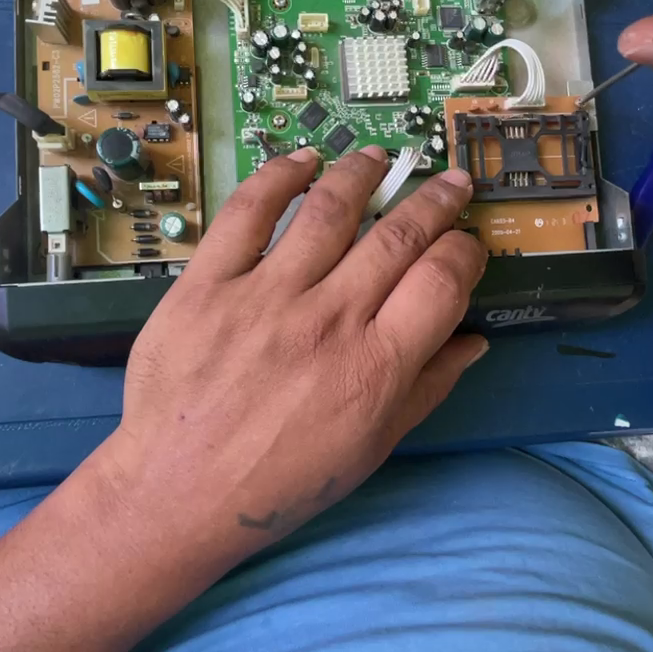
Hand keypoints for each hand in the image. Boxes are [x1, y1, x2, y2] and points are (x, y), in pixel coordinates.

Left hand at [94, 145, 488, 559]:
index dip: (464, 251)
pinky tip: (302, 161)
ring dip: (362, 174)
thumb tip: (474, 340)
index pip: (442, 280)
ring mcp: (264, 296)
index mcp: (375, 366)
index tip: (464, 244)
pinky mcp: (207, 285)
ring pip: (329, 210)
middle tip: (449, 183)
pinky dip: (279, 176)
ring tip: (377, 157)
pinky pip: (247, 213)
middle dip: (435, 201)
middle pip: (398, 236)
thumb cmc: (285, 480)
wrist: (178, 494)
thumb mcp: (372, 448)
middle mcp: (328, 320)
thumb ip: (428, 388)